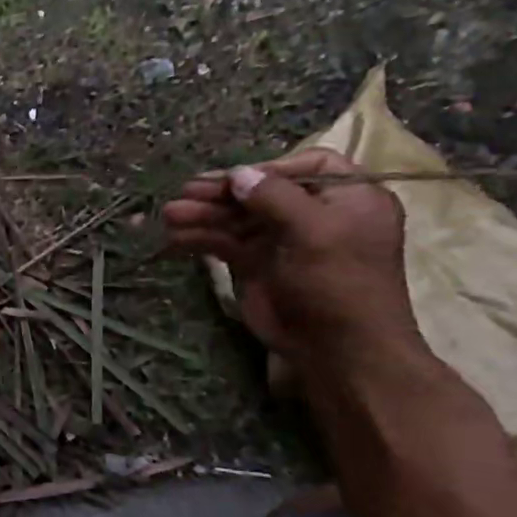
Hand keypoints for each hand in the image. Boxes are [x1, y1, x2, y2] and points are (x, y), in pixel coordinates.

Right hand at [163, 150, 420, 372]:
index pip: (306, 167)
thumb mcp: (315, 231)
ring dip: (203, 215)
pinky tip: (176, 238)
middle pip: (262, 193)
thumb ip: (275, 197)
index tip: (235, 178)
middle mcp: (313, 215)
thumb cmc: (339, 283)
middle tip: (185, 192)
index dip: (268, 169)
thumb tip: (238, 174)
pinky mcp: (256, 267)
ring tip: (169, 215)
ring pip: (238, 219)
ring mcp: (282, 242)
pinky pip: (226, 244)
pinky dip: (201, 239)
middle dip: (222, 193)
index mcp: (347, 197)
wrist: (338, 350)